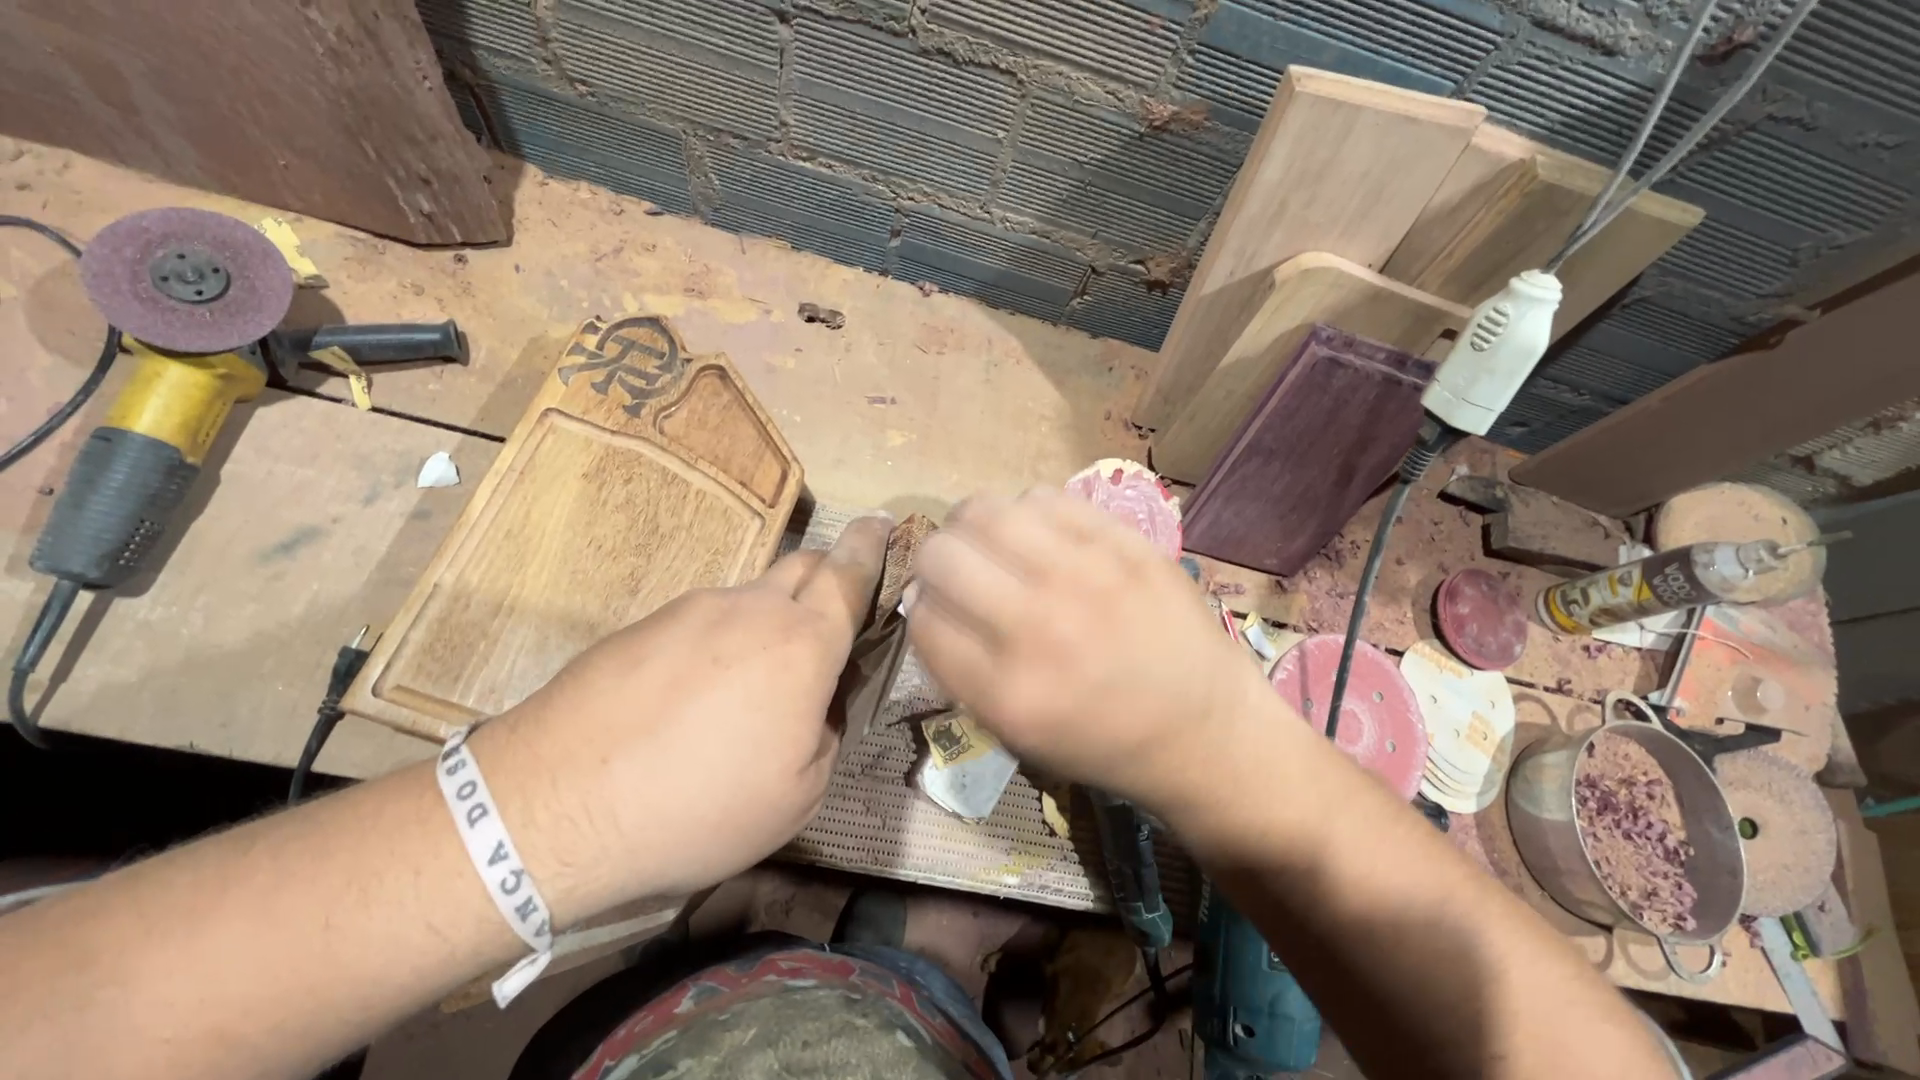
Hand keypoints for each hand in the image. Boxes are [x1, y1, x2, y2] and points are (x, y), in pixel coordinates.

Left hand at [476, 517, 888, 917]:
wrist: (555, 806)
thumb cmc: (699, 806)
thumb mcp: (798, 795)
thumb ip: (825, 734)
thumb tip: (814, 705)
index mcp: (802, 644)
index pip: (849, 574)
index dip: (871, 545)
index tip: (882, 522)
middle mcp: (748, 609)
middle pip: (802, 566)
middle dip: (828, 575)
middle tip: (832, 616)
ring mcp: (686, 611)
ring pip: (747, 600)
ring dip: (766, 623)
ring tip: (748, 689)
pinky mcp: (638, 628)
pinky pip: (698, 624)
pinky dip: (715, 646)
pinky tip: (690, 701)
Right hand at [905, 489, 1277, 812]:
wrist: (1205, 730)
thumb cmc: (1104, 742)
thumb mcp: (1017, 734)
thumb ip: (961, 670)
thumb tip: (923, 598)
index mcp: (1007, 691)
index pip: (923, 617)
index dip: (923, 609)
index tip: (939, 609)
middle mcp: (1038, 627)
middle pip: (941, 556)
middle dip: (936, 562)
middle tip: (958, 569)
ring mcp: (1086, 577)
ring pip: (986, 512)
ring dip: (974, 526)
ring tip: (993, 544)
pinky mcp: (1125, 544)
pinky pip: (1045, 498)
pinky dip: (1028, 514)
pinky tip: (1041, 537)